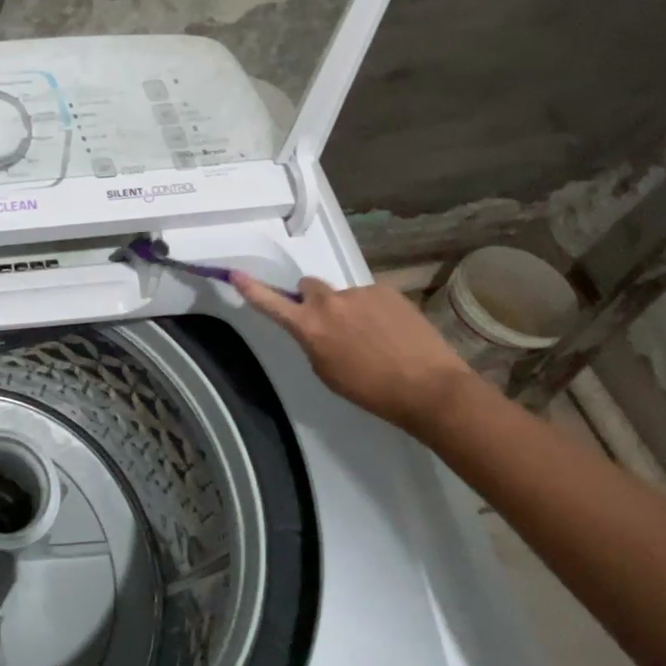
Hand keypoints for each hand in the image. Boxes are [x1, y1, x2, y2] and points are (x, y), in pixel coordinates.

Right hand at [229, 271, 479, 433]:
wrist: (431, 388)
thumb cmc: (372, 391)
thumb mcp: (327, 372)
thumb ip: (312, 344)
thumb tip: (317, 330)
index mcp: (309, 327)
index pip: (270, 302)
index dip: (251, 288)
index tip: (235, 274)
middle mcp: (328, 303)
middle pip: (308, 288)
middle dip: (313, 301)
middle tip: (331, 324)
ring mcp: (359, 293)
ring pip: (343, 295)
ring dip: (350, 310)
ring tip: (376, 338)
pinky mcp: (386, 291)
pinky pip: (370, 297)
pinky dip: (376, 311)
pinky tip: (394, 334)